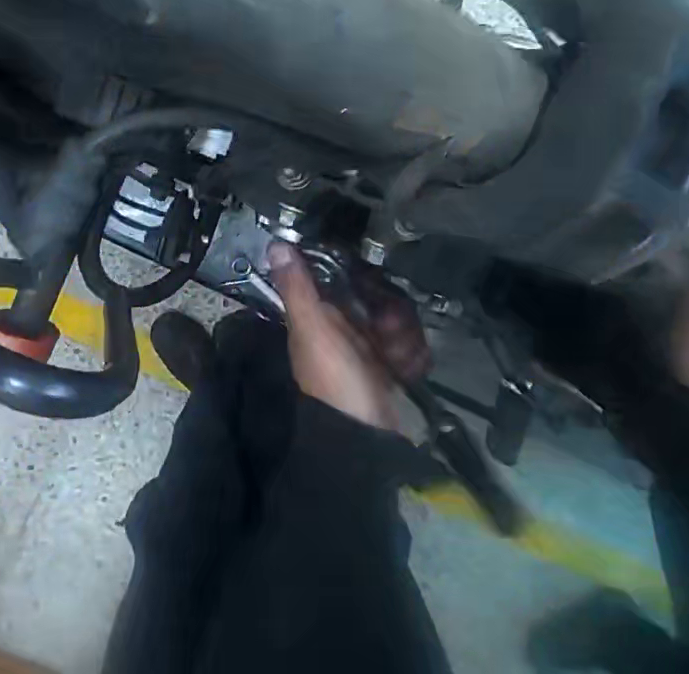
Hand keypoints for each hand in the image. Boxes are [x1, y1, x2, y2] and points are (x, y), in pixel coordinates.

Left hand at [267, 242, 428, 430]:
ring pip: (399, 322)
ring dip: (405, 338)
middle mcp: (343, 329)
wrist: (366, 444)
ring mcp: (369, 350)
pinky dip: (413, 357)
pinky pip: (410, 346)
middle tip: (390, 333)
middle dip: (393, 314)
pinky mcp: (390, 368)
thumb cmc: (337, 383)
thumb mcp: (313, 331)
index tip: (375, 285)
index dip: (364, 278)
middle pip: (380, 300)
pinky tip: (409, 370)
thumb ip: (297, 288)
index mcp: (319, 318)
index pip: (345, 279)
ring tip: (399, 359)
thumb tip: (275, 244)